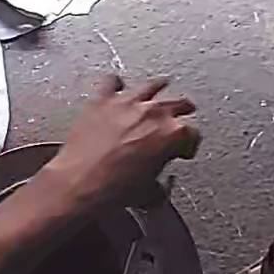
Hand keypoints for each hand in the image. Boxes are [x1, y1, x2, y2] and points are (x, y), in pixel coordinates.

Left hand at [33, 74, 199, 211]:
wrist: (80, 182)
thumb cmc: (113, 188)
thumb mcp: (148, 191)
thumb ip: (160, 182)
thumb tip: (156, 187)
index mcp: (172, 134)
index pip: (192, 133)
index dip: (189, 144)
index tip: (183, 151)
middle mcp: (153, 112)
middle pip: (178, 103)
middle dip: (181, 111)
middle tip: (181, 116)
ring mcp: (127, 102)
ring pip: (152, 85)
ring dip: (158, 88)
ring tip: (162, 86)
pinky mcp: (103, 100)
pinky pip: (112, 81)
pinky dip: (116, 85)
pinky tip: (117, 87)